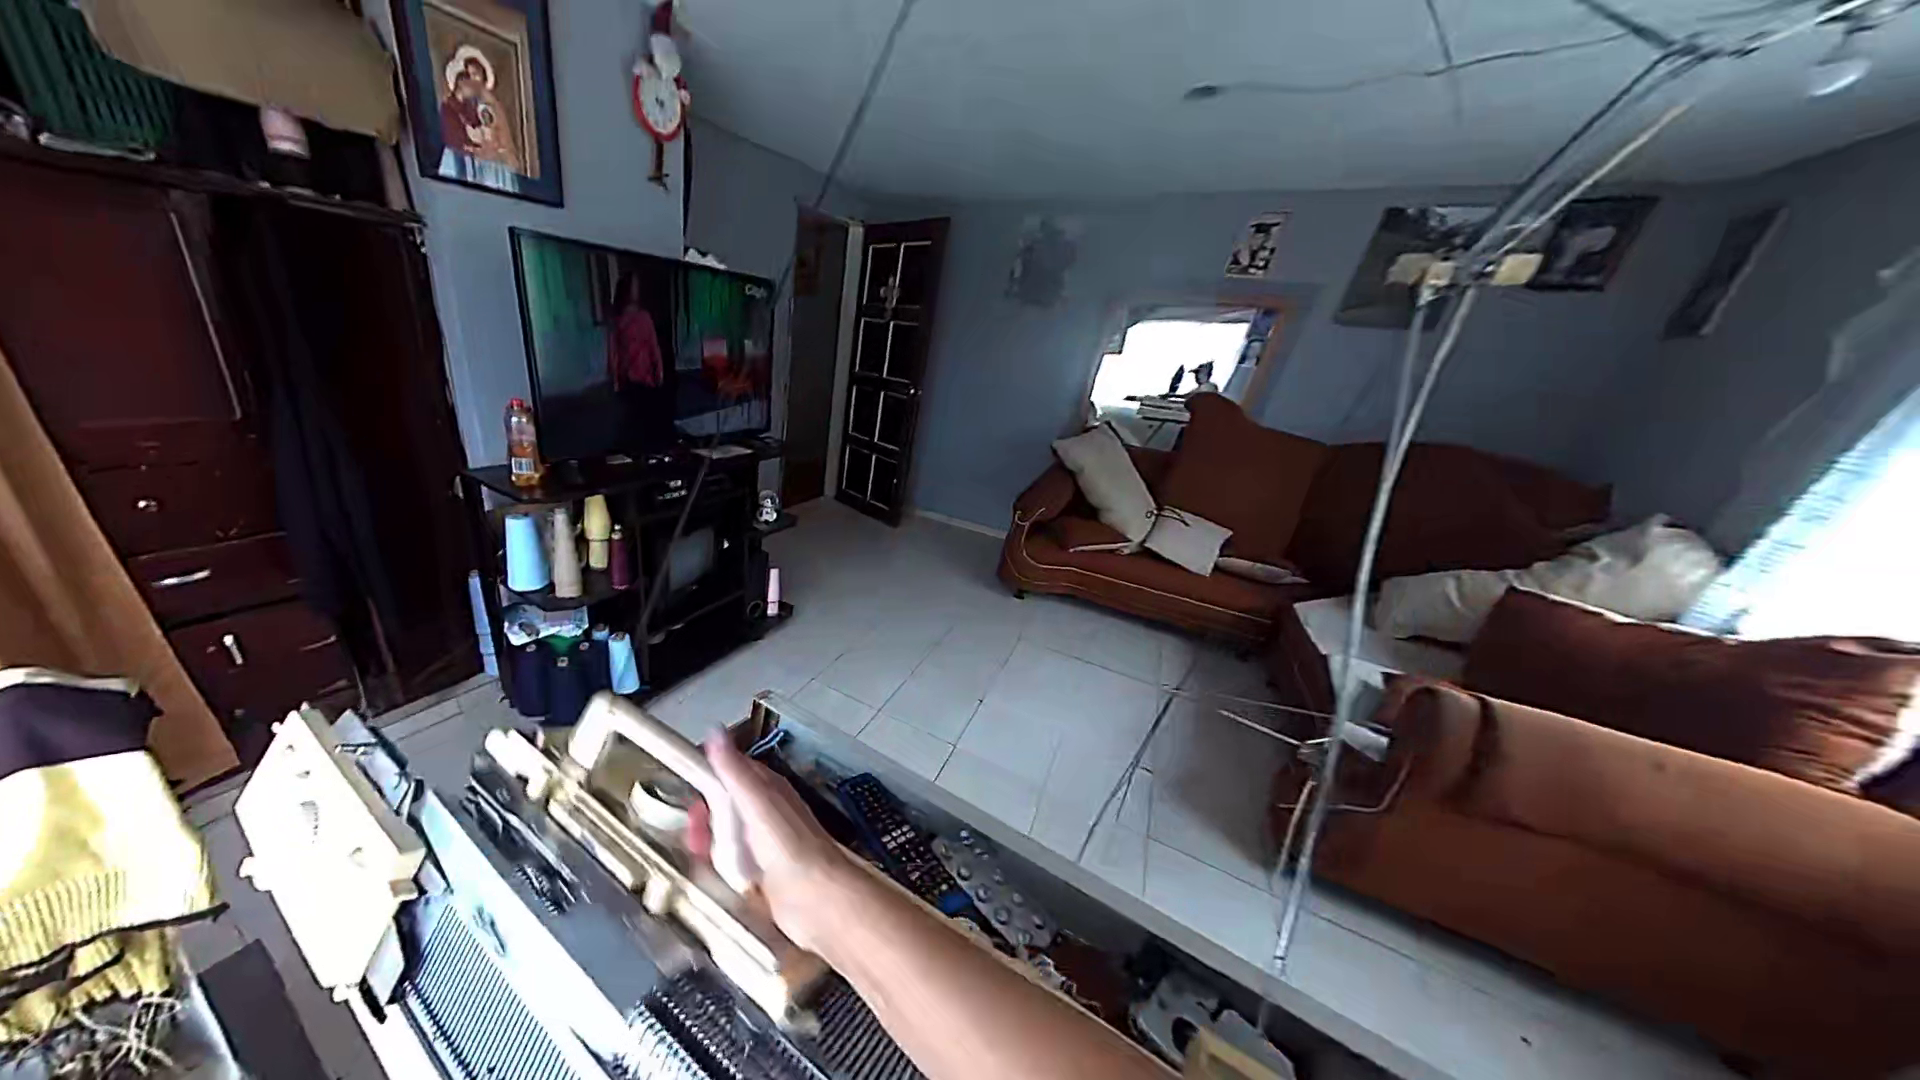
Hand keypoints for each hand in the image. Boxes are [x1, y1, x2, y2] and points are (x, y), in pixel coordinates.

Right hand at [687, 733, 857, 953]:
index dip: (707, 775)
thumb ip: (734, 770)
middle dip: (704, 815)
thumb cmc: (787, 845)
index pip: (732, 770)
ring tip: (702, 854)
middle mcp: (767, 811)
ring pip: (726, 833)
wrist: (814, 895)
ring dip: (709, 842)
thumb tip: (715, 732)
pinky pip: (731, 861)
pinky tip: (715, 874)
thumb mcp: (756, 801)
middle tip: (695, 832)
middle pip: (725, 804)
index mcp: (768, 788)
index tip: (686, 786)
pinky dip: (719, 864)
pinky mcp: (760, 870)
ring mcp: (764, 842)